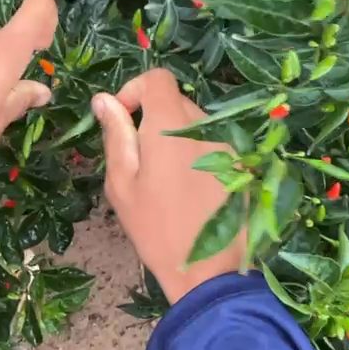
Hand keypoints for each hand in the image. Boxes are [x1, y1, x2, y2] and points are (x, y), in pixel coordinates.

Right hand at [93, 69, 242, 303]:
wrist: (208, 270)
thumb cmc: (155, 228)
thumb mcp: (122, 184)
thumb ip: (115, 136)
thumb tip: (104, 100)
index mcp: (170, 124)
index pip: (157, 79)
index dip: (134, 91)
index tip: (121, 120)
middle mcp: (205, 124)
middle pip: (175, 102)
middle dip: (152, 121)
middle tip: (138, 162)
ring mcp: (229, 143)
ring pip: (194, 126)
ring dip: (175, 140)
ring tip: (165, 182)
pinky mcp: (244, 164)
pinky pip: (213, 145)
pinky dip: (196, 156)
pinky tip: (190, 192)